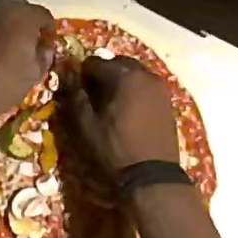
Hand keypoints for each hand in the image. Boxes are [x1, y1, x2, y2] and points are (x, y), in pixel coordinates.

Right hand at [64, 55, 179, 173]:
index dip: (83, 73)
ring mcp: (159, 86)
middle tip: (93, 92)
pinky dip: (136, 88)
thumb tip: (70, 78)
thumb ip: (77, 97)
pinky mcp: (168, 99)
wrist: (153, 175)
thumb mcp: (88, 126)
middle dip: (104, 72)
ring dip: (121, 79)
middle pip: (118, 63)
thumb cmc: (116, 149)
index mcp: (124, 76)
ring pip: (135, 72)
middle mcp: (144, 74)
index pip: (96, 62)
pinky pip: (147, 84)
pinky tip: (129, 106)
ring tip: (111, 100)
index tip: (78, 87)